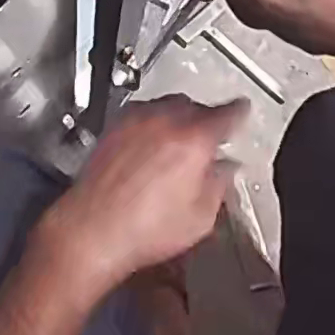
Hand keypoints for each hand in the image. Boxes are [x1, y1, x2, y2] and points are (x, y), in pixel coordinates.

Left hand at [35, 96, 247, 293]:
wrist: (93, 229)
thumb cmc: (143, 229)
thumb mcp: (200, 218)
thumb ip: (220, 185)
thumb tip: (224, 170)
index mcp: (195, 139)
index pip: (228, 113)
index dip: (239, 112)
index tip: (242, 110)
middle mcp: (167, 119)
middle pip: (196, 106)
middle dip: (206, 120)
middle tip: (209, 141)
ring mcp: (140, 119)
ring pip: (168, 105)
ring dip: (179, 119)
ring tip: (178, 147)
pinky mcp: (117, 125)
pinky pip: (144, 113)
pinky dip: (154, 123)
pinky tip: (151, 147)